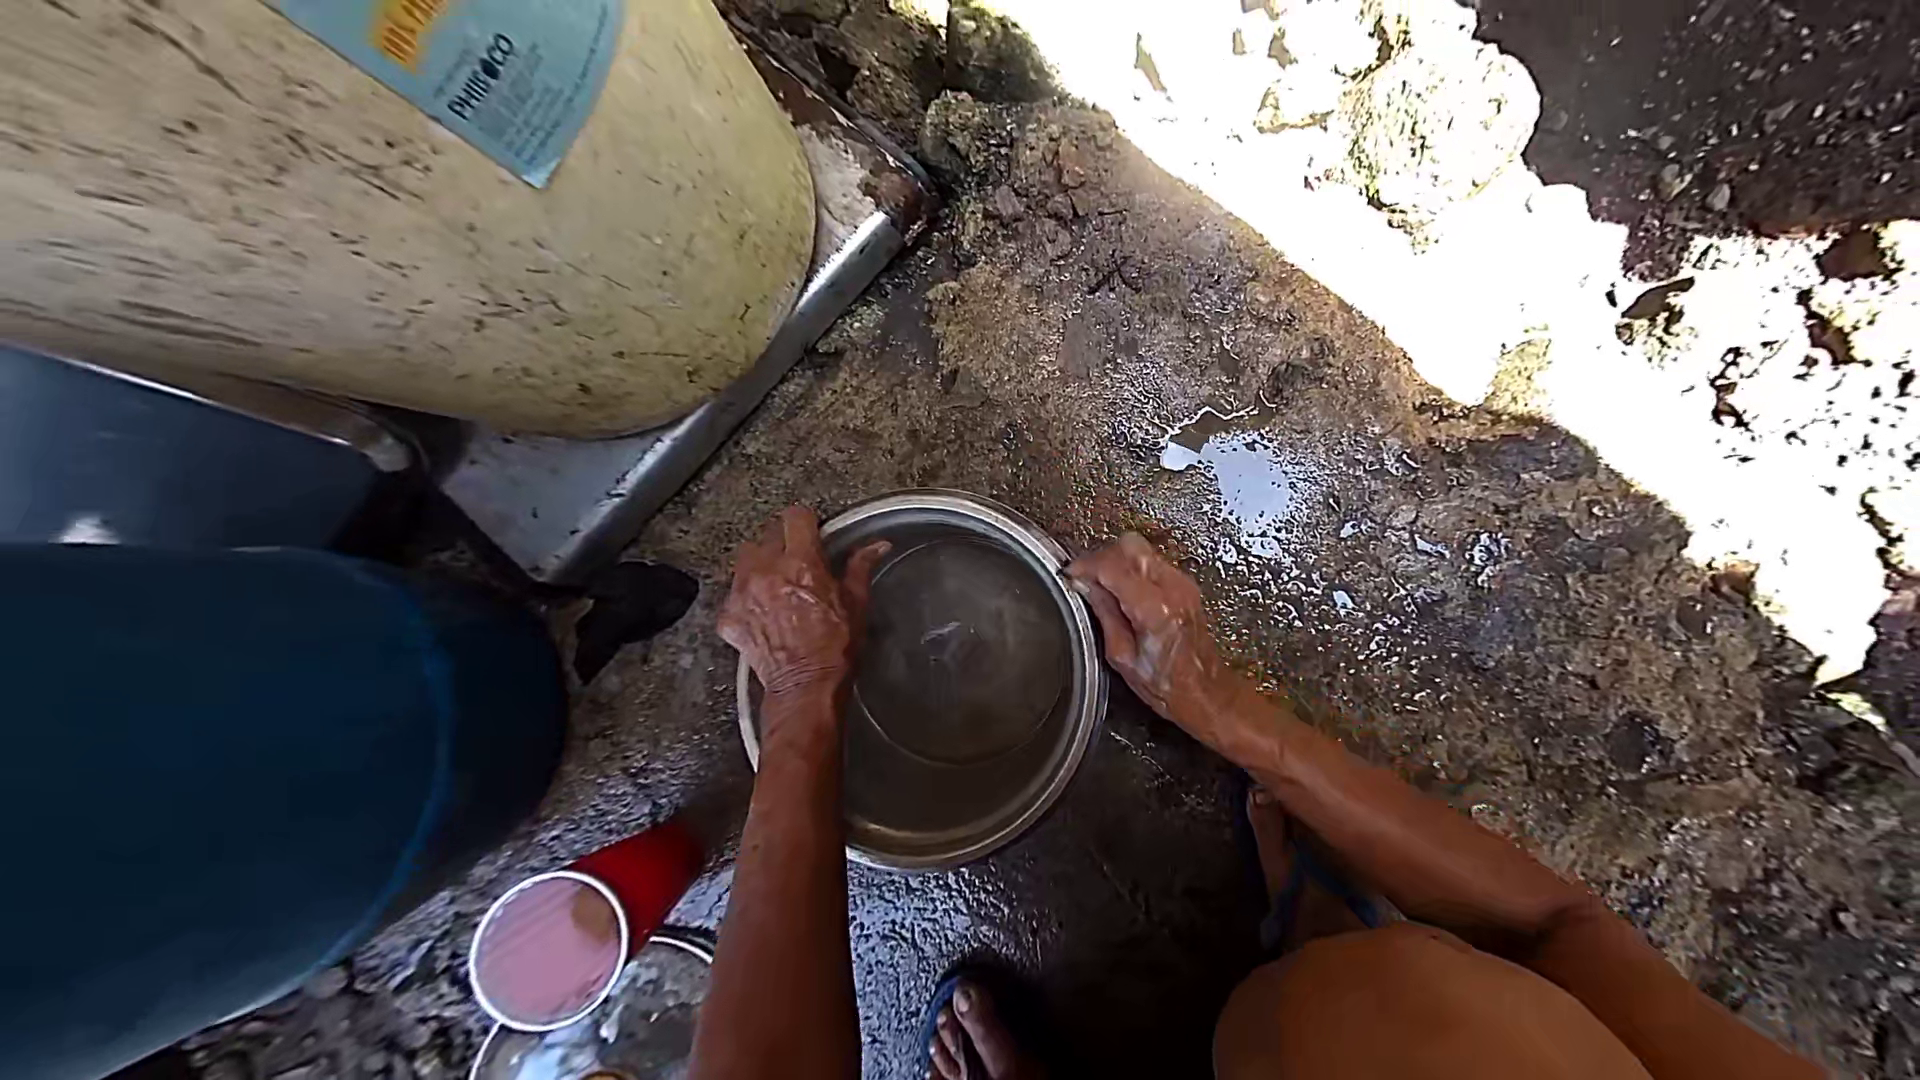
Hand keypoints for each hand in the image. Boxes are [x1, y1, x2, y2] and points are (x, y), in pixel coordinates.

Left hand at [718, 506, 888, 711]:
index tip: (810, 531)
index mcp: (801, 563)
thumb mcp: (855, 603)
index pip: (794, 517)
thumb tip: (877, 545)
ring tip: (776, 583)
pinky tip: (764, 611)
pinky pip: (733, 592)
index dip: (805, 522)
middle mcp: (766, 571)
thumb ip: (860, 567)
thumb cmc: (834, 647)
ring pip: (744, 558)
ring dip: (759, 563)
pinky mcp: (729, 616)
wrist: (805, 686)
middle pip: (766, 534)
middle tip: (797, 562)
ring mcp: (742, 593)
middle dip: (783, 542)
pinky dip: (747, 596)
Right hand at [1067, 533, 1246, 735]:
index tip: (1070, 574)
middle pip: (1129, 547)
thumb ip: (1104, 613)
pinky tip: (1120, 589)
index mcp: (1154, 609)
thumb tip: (1085, 585)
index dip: (1086, 566)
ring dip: (1115, 561)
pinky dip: (1130, 567)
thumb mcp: (1121, 656)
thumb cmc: (1166, 683)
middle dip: (1100, 558)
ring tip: (1101, 585)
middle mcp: (1173, 589)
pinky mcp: (1184, 584)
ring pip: (1140, 549)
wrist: (1205, 690)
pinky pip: (1150, 561)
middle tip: (1084, 577)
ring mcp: (1182, 583)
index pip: (1113, 566)